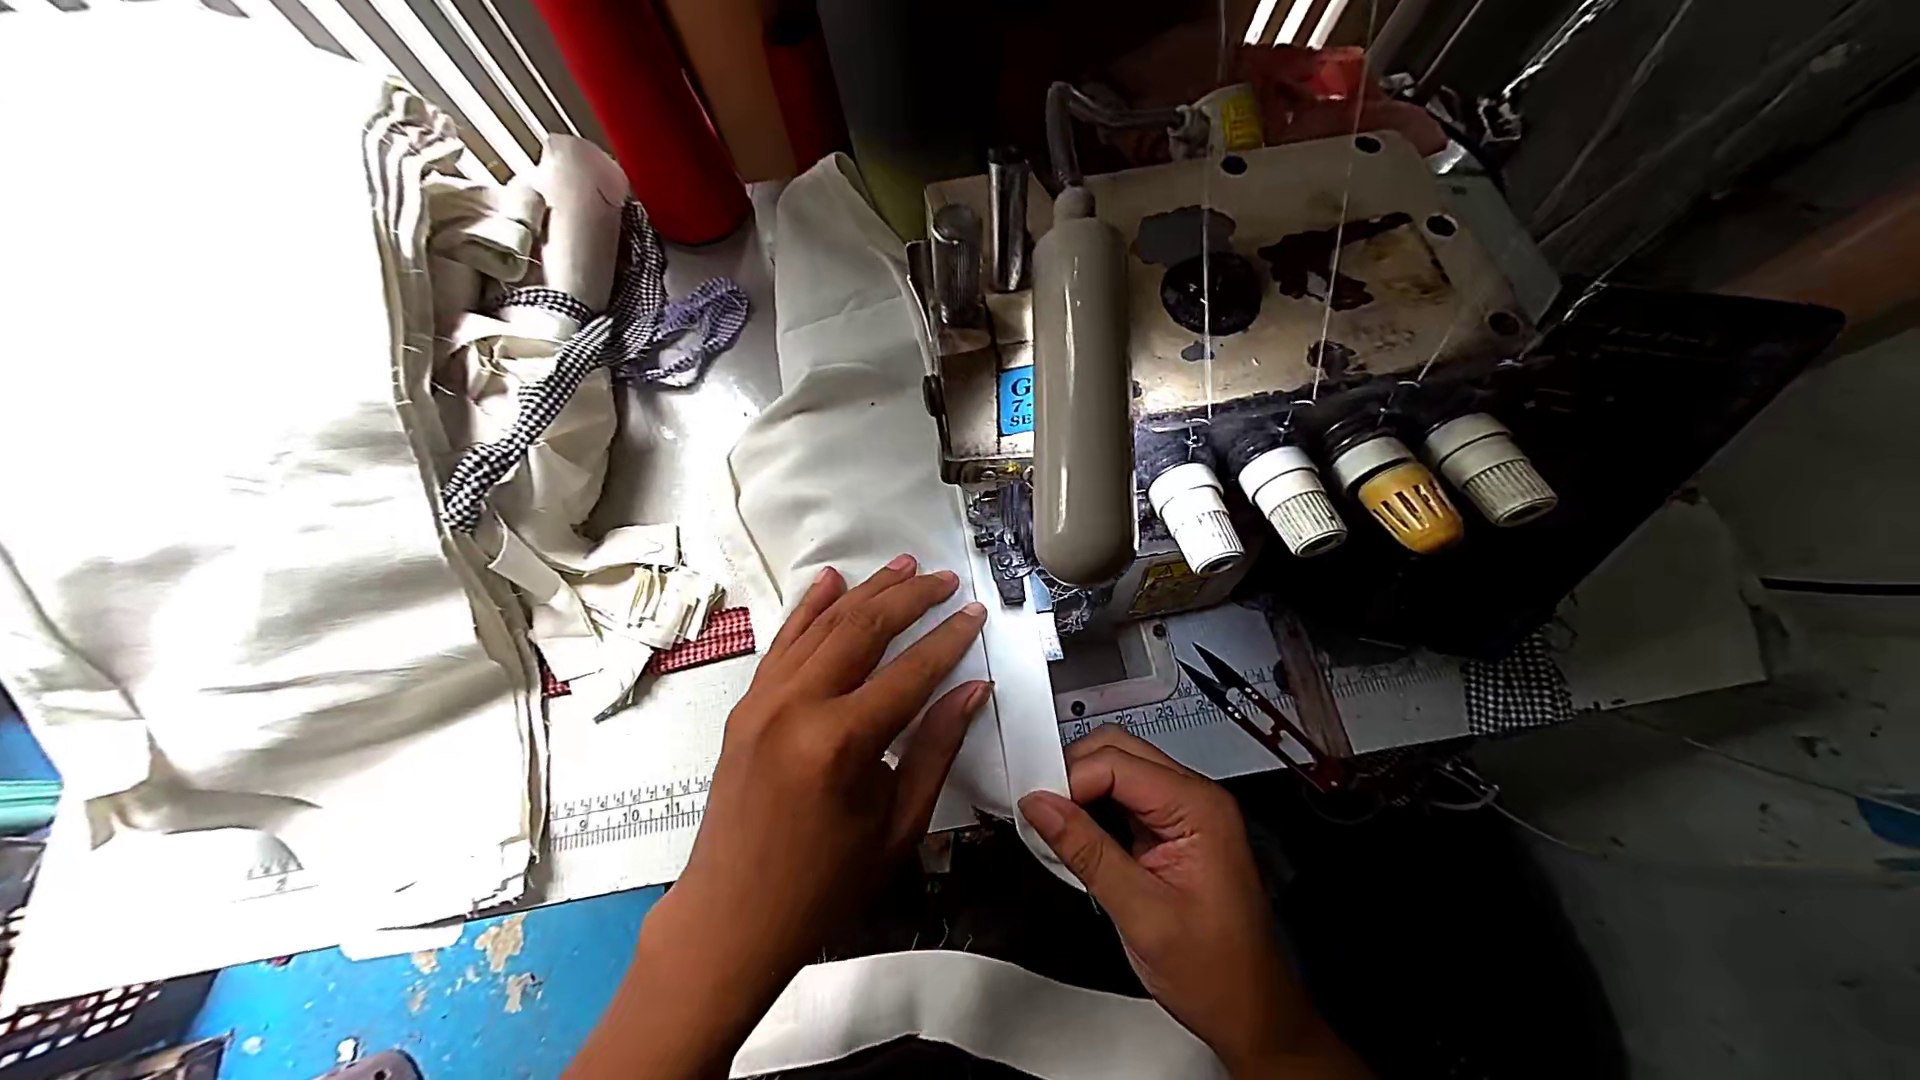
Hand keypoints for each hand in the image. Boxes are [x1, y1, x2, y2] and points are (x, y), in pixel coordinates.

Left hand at [678, 555, 989, 965]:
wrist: (731, 916)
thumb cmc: (823, 885)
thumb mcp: (899, 824)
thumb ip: (937, 747)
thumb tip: (972, 691)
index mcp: (841, 742)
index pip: (910, 672)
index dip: (949, 639)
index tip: (975, 615)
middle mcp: (797, 707)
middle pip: (864, 629)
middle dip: (911, 598)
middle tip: (944, 580)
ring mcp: (763, 701)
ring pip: (824, 625)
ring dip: (867, 591)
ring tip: (902, 567)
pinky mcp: (746, 705)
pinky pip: (783, 643)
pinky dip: (809, 608)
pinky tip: (830, 581)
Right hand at [1019, 728, 1367, 1078]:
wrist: (1252, 1014)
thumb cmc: (1219, 974)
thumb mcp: (1141, 914)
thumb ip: (1087, 852)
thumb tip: (1042, 806)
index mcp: (1198, 807)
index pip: (1116, 762)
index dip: (1071, 780)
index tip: (1040, 808)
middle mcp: (1193, 798)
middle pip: (1116, 750)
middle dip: (1072, 774)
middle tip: (1043, 811)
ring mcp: (1182, 810)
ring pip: (1115, 767)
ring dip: (1080, 790)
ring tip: (1057, 827)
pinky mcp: (1168, 826)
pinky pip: (1120, 795)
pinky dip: (1091, 807)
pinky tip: (1077, 836)